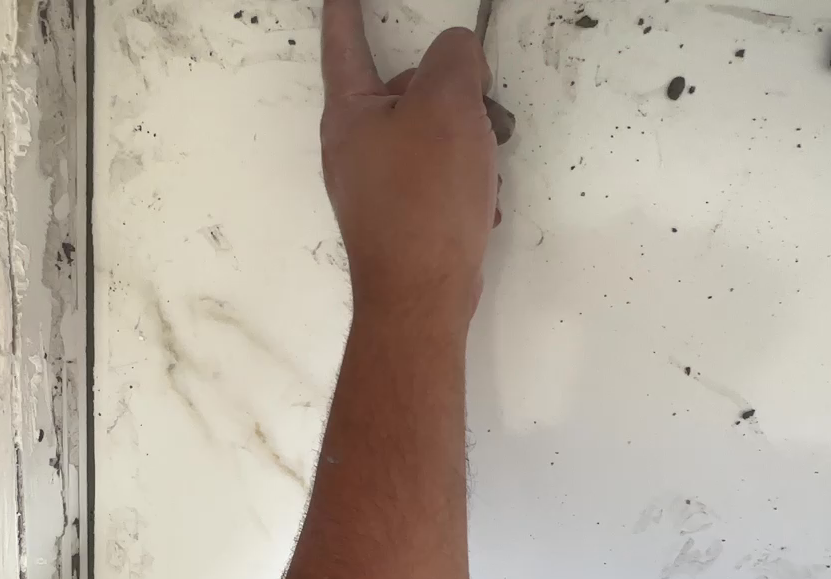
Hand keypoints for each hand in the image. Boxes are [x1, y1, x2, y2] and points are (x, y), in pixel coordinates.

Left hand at [321, 0, 498, 328]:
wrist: (422, 297)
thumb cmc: (424, 202)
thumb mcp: (447, 105)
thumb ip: (453, 59)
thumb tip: (456, 59)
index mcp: (349, 113)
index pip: (344, 40)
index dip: (346, 7)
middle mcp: (355, 150)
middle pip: (408, 90)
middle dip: (455, 93)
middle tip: (485, 110)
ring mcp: (377, 188)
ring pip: (432, 137)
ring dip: (470, 144)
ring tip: (485, 171)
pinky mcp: (401, 219)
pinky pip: (438, 180)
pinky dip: (464, 184)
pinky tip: (479, 204)